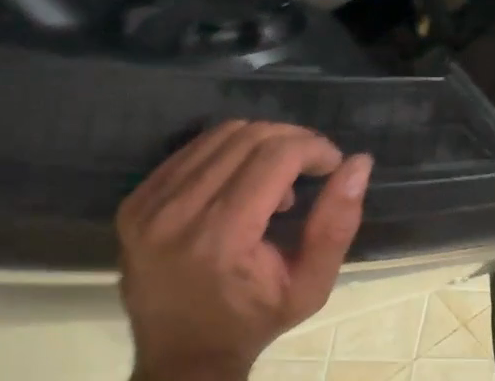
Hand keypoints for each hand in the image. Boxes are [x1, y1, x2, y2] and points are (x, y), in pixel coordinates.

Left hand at [116, 121, 373, 380]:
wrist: (180, 360)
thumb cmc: (252, 322)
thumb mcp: (310, 286)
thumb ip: (337, 224)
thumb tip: (359, 162)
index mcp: (221, 239)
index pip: (276, 156)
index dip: (314, 148)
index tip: (332, 164)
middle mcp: (177, 215)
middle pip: (250, 138)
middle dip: (293, 140)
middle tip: (311, 166)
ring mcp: (149, 207)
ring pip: (222, 135)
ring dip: (262, 142)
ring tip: (276, 177)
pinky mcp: (136, 203)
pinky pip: (194, 149)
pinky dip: (229, 151)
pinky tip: (242, 178)